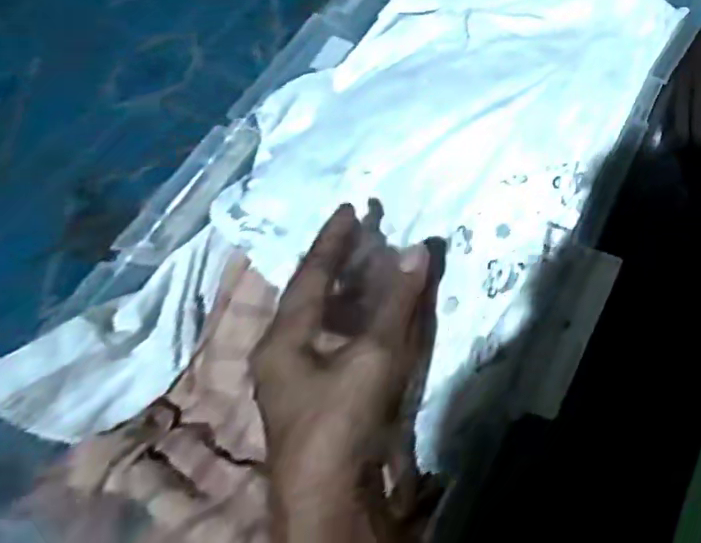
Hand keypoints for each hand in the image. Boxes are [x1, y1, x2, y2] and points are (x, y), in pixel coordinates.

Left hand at [253, 203, 441, 541]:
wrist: (330, 493)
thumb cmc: (342, 415)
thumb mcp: (375, 353)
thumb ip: (397, 299)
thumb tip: (417, 247)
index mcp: (283, 338)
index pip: (310, 274)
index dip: (332, 239)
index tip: (349, 207)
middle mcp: (283, 350)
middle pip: (311, 292)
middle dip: (337, 258)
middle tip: (363, 227)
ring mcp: (298, 373)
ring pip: (322, 313)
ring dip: (349, 284)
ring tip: (372, 256)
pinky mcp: (319, 389)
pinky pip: (335, 333)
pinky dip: (356, 310)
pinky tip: (374, 304)